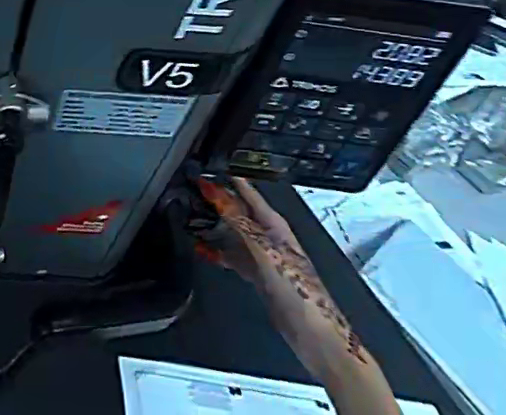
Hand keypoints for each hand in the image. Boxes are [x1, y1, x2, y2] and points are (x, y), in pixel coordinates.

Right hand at [197, 178, 397, 414]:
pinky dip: (218, 253)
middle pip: (238, 212)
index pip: (246, 192)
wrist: (315, 336)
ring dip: (215, 228)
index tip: (203, 169)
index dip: (226, 179)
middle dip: (216, 202)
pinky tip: (204, 251)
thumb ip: (238, 220)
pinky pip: (234, 257)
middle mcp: (268, 236)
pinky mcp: (258, 276)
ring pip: (233, 234)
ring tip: (191, 219)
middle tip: (190, 192)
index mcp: (274, 224)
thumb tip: (214, 190)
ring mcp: (263, 257)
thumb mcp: (264, 249)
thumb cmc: (299, 289)